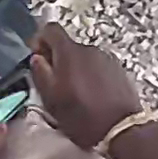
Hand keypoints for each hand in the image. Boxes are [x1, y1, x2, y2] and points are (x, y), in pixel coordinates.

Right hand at [31, 22, 143, 148]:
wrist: (121, 129)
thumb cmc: (81, 115)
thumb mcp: (51, 98)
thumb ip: (40, 73)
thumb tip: (36, 58)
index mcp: (70, 52)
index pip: (50, 29)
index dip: (39, 40)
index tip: (37, 57)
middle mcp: (89, 49)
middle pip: (67, 46)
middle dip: (57, 60)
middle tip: (53, 84)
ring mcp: (106, 58)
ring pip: (82, 58)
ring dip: (74, 69)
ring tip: (74, 93)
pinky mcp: (118, 70)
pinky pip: (97, 67)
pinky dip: (89, 76)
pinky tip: (91, 95)